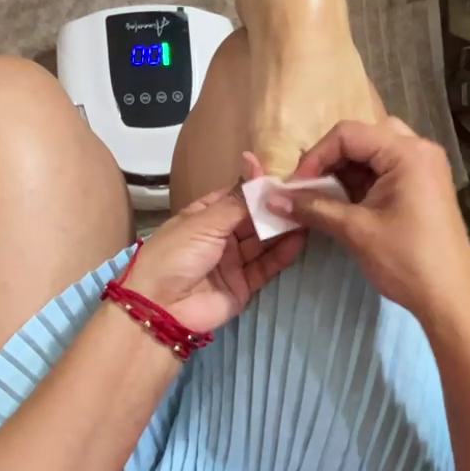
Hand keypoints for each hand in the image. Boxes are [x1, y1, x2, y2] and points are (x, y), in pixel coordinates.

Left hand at [121, 172, 305, 334]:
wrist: (161, 307)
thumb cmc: (176, 255)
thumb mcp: (205, 222)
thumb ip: (237, 200)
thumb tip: (255, 163)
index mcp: (204, 216)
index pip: (237, 196)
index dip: (259, 187)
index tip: (286, 177)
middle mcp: (219, 237)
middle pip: (253, 219)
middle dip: (275, 209)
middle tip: (304, 196)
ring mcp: (232, 262)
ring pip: (263, 242)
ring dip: (282, 230)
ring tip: (307, 215)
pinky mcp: (243, 285)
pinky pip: (266, 267)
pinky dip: (282, 254)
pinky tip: (300, 240)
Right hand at [271, 118, 469, 321]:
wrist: (449, 297)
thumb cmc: (406, 260)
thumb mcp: (355, 231)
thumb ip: (313, 208)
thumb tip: (272, 199)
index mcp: (407, 153)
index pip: (348, 134)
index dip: (315, 156)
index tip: (294, 187)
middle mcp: (419, 150)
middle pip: (361, 138)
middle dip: (329, 161)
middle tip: (308, 188)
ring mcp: (424, 167)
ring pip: (372, 154)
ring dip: (343, 172)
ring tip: (322, 198)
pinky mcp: (422, 186)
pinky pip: (384, 170)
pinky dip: (360, 182)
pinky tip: (343, 204)